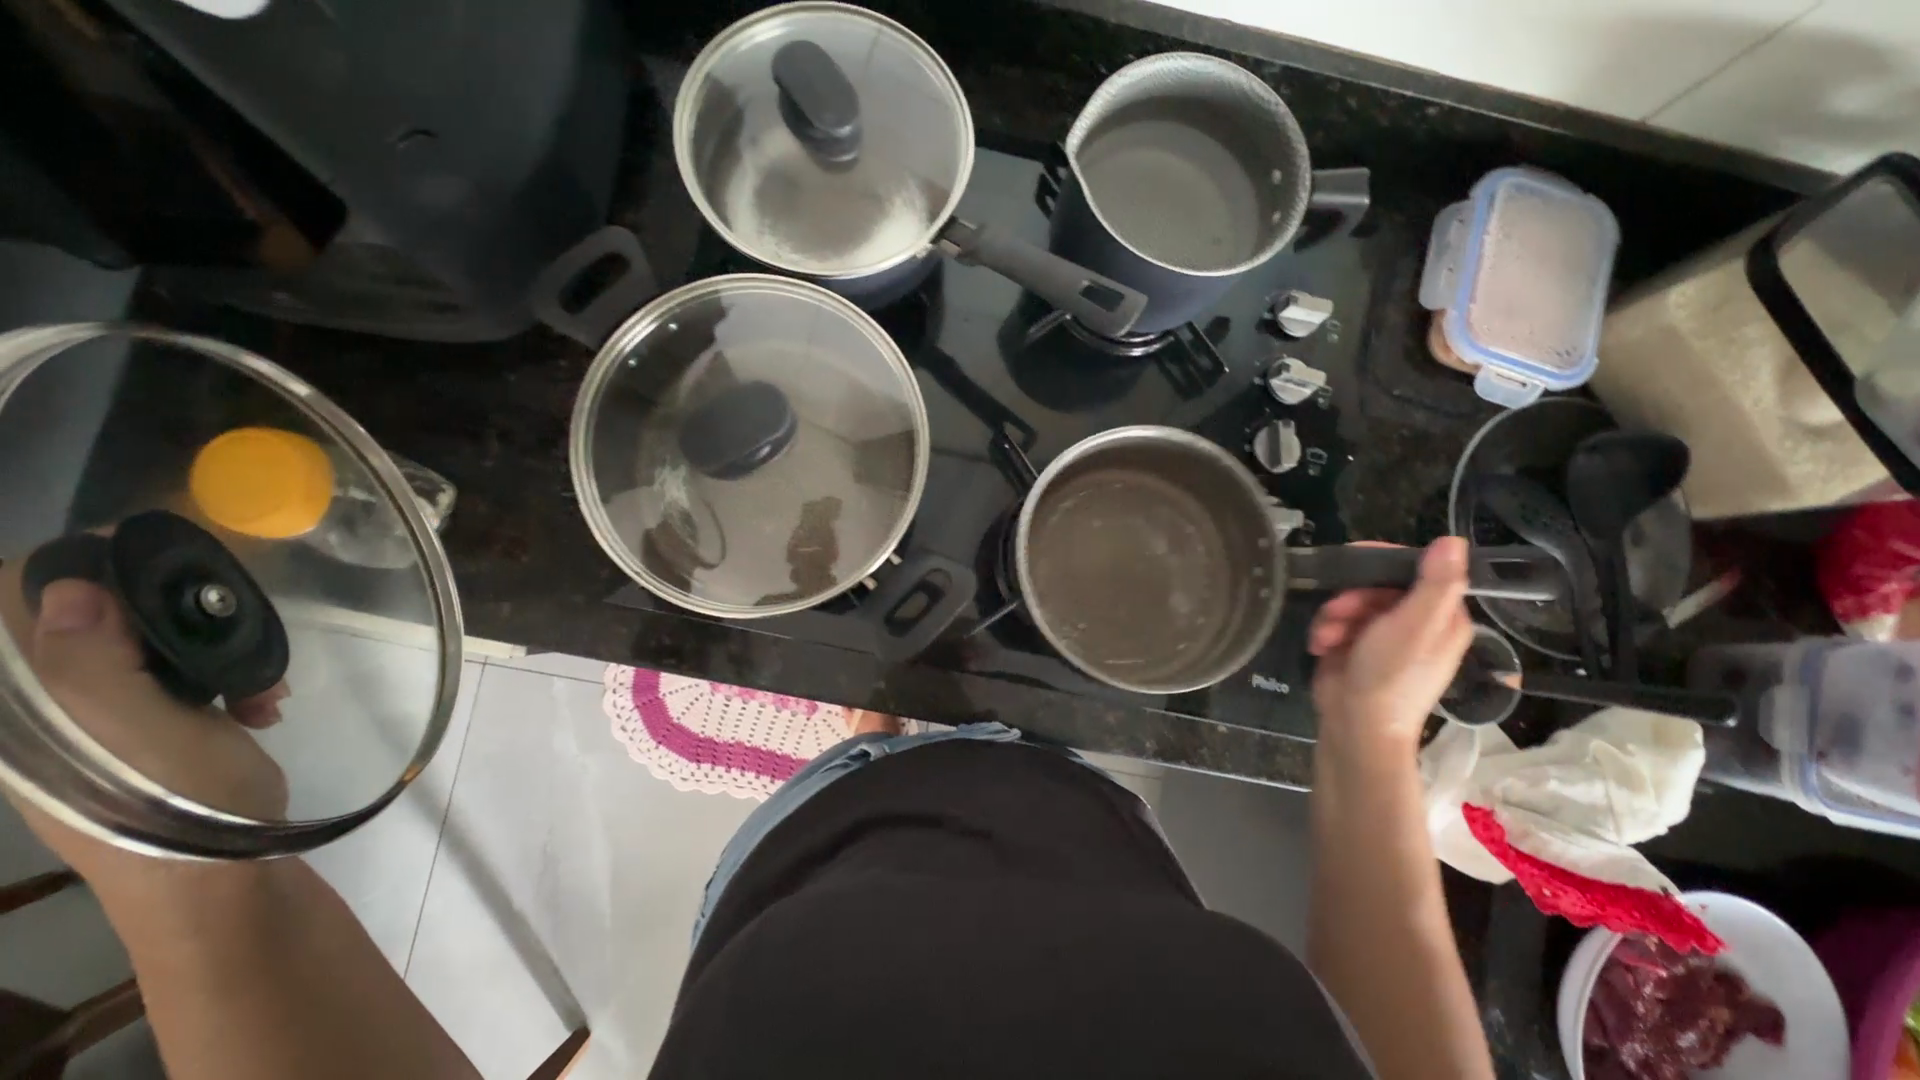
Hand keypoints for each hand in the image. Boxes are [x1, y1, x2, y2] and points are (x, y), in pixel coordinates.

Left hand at [0, 556, 287, 887]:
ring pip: (142, 647)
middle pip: (87, 616)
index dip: (72, 567)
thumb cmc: (175, 810)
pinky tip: (260, 705)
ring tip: (260, 683)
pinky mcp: (148, 738)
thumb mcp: (134, 729)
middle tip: (225, 629)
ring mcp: (99, 725)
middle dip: (166, 612)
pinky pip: (175, 683)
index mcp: (21, 706)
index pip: (12, 601)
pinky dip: (222, 683)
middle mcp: (44, 708)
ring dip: (208, 650)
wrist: (221, 891)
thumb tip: (67, 587)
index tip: (154, 564)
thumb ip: (86, 660)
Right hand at [1308, 538, 1473, 764]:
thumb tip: (1453, 540)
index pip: (1417, 570)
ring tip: (1328, 636)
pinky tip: (1321, 646)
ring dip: (1334, 615)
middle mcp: (1416, 624)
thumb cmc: (1390, 676)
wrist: (1355, 727)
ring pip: (1351, 602)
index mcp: (1442, 617)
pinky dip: (1325, 631)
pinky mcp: (1353, 649)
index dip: (1384, 562)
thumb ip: (1436, 583)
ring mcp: (1382, 638)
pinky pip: (1336, 623)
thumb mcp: (1417, 625)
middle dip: (1351, 596)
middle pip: (1377, 585)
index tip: (1356, 559)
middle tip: (1339, 611)